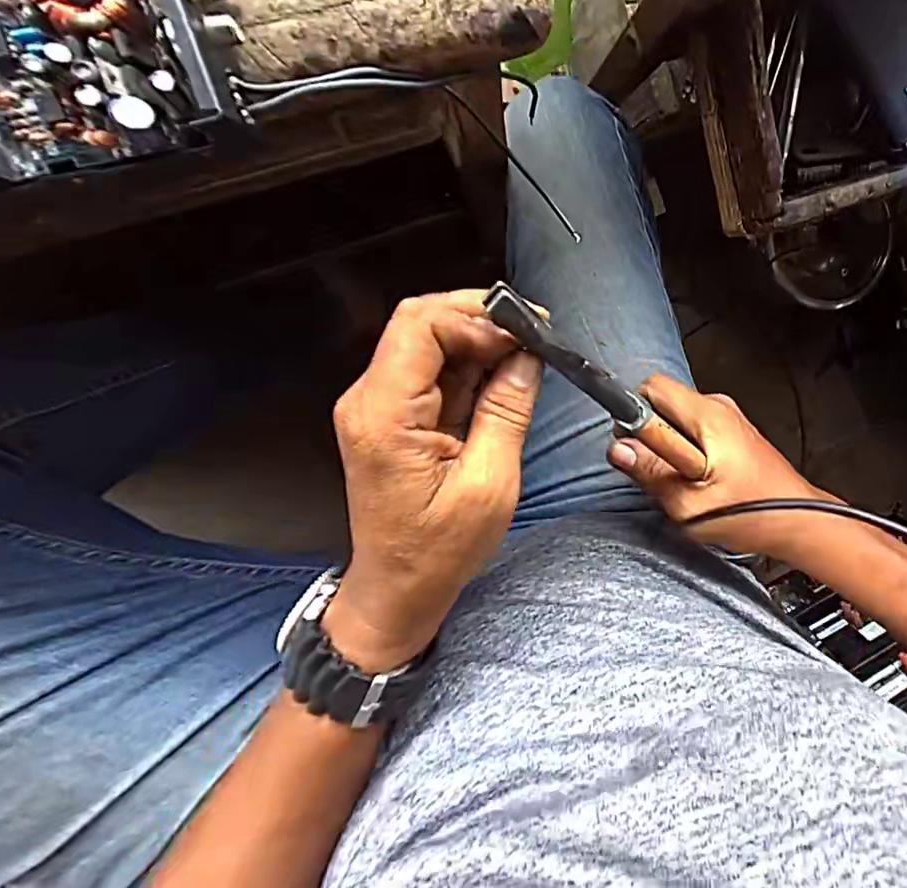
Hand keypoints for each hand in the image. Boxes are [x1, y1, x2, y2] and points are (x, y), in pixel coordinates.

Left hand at [326, 290, 542, 668]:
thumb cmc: (440, 549)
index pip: (420, 326)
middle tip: (535, 334)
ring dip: (482, 338)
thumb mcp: (490, 482)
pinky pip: (435, 368)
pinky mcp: (395, 413)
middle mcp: (371, 399)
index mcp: (385, 415)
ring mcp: (380, 404)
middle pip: (423, 322)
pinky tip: (506, 372)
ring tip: (528, 352)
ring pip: (431, 339)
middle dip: (482, 318)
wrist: (397, 588)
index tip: (526, 335)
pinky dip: (474, 361)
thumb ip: (508, 409)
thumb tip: (529, 357)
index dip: (477, 318)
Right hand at [606, 373, 836, 556]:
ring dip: (668, 446)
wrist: (798, 521)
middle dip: (650, 434)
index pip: (651, 387)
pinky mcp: (731, 430)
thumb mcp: (690, 503)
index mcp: (708, 416)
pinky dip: (686, 451)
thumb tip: (619, 449)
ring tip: (686, 481)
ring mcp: (727, 417)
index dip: (633, 416)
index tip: (635, 448)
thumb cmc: (752, 515)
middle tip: (663, 472)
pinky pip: (693, 429)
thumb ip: (652, 471)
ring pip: (676, 417)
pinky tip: (701, 479)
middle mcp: (718, 407)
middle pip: (662, 401)